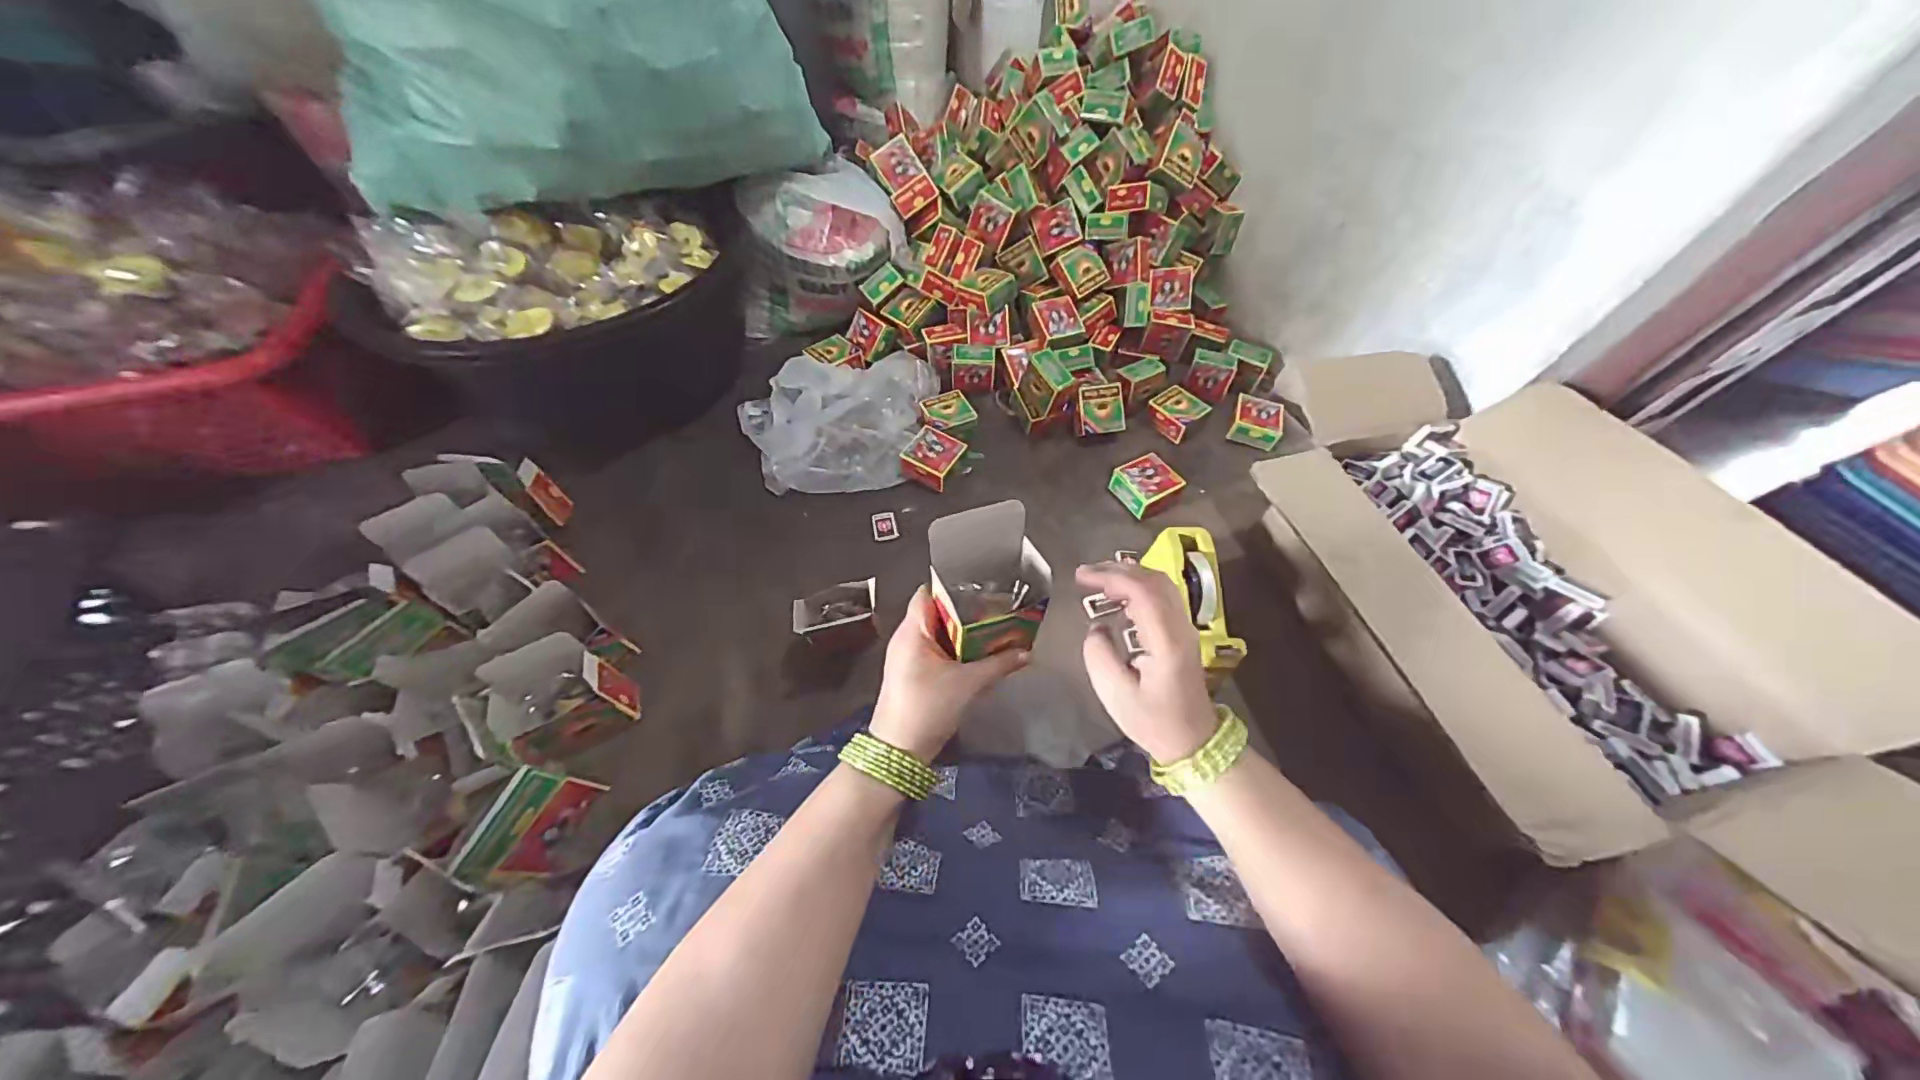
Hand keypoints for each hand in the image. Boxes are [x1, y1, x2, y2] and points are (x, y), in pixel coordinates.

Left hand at [870, 585, 1029, 760]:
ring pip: (938, 632)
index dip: (953, 585)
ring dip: (962, 631)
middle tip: (996, 608)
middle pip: (936, 611)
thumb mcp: (967, 684)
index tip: (982, 586)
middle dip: (965, 610)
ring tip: (993, 627)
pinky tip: (978, 653)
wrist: (899, 750)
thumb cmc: (927, 708)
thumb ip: (998, 664)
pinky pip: (936, 649)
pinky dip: (955, 648)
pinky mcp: (912, 672)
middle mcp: (906, 637)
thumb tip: (1027, 652)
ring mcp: (907, 655)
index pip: (928, 592)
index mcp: (912, 630)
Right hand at [1078, 561, 1218, 763]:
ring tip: (1098, 580)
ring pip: (1161, 584)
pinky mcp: (1182, 633)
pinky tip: (1119, 595)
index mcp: (1166, 642)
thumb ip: (1099, 655)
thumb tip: (1096, 627)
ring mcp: (1185, 629)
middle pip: (1154, 580)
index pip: (1143, 592)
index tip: (1082, 577)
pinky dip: (1138, 587)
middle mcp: (1181, 628)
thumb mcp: (1116, 695)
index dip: (1111, 577)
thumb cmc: (1154, 722)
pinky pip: (1163, 597)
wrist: (1193, 741)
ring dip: (1129, 575)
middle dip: (1117, 570)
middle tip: (1085, 574)